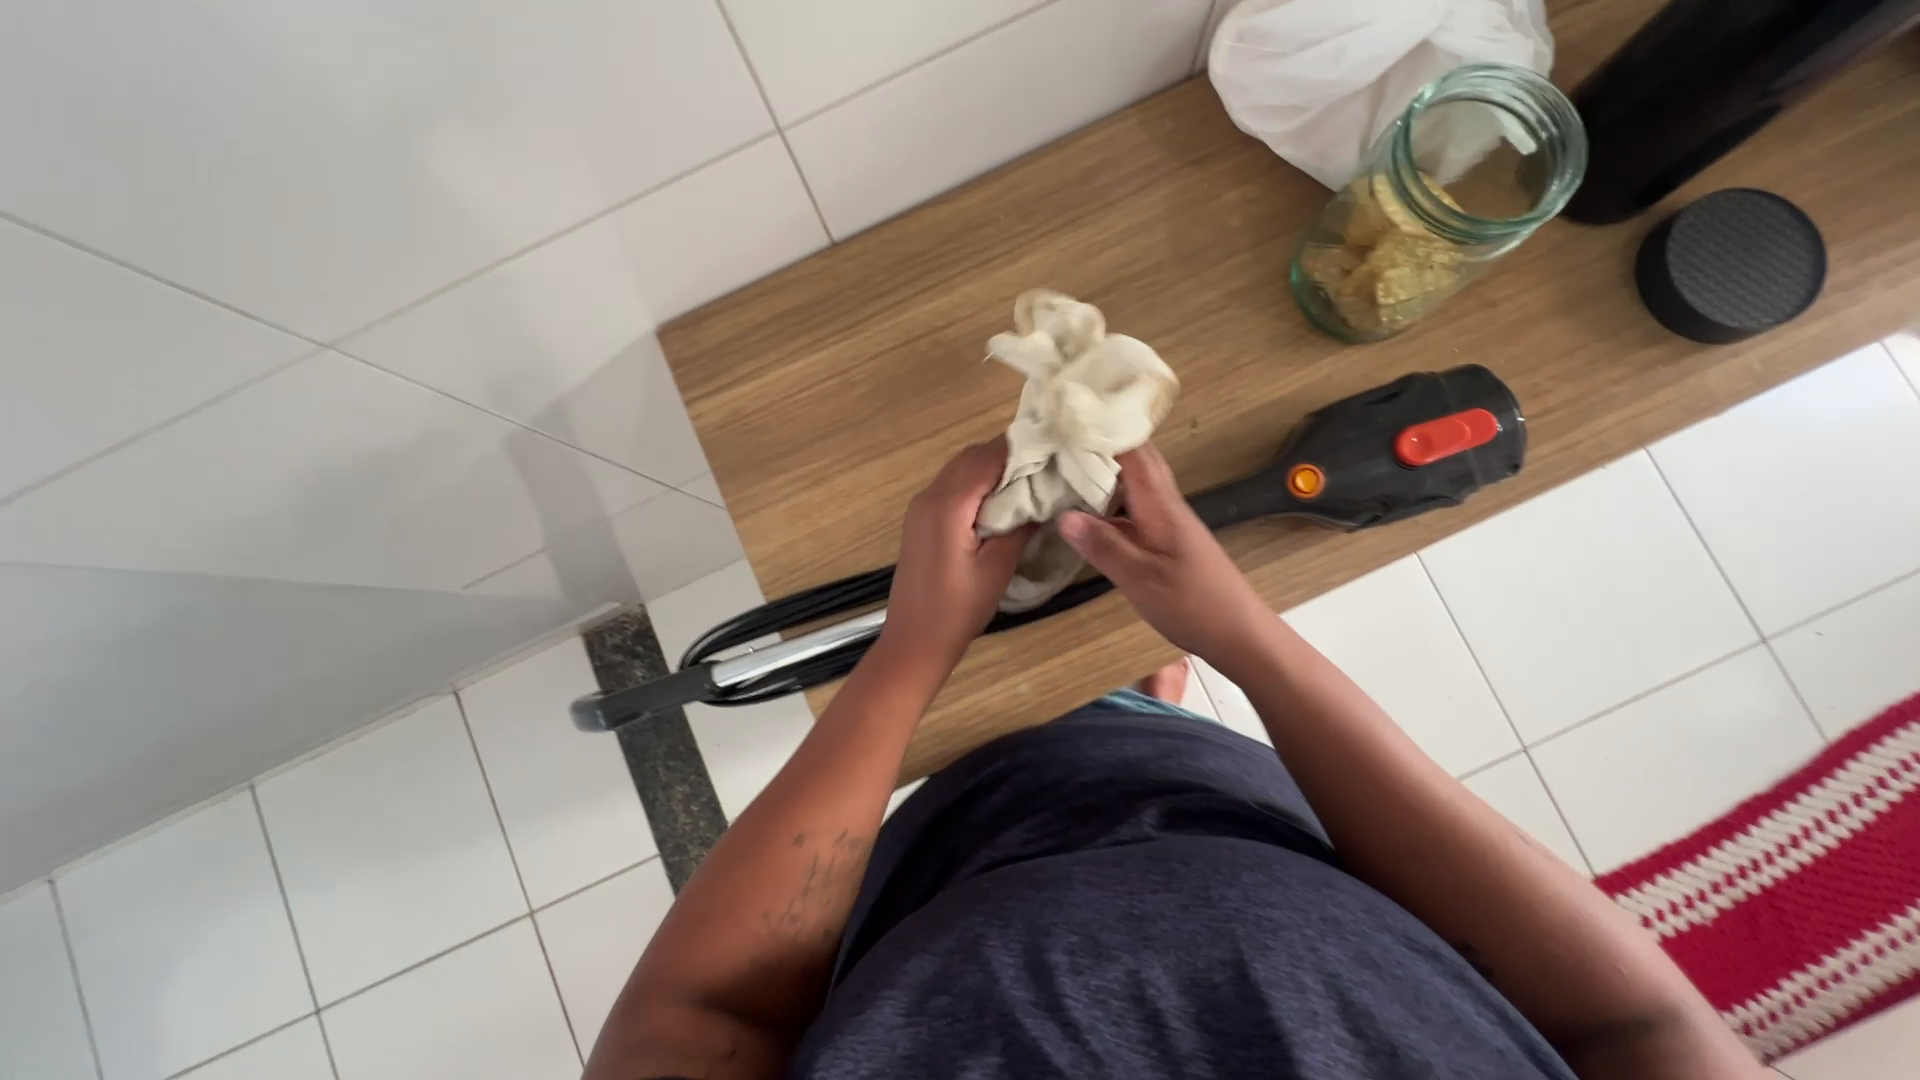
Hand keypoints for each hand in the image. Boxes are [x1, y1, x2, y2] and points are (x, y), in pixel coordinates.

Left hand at [879, 439, 1030, 673]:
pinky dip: (976, 484)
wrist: (914, 640)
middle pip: (971, 456)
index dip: (1021, 447)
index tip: (1056, 445)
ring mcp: (920, 507)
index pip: (987, 456)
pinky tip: (1002, 501)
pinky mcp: (920, 520)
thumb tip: (1045, 499)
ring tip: (1030, 480)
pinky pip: (951, 487)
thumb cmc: (958, 609)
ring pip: (960, 469)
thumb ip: (1019, 527)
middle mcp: (929, 496)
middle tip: (1048, 464)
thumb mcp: (997, 568)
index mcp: (948, 504)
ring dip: (991, 468)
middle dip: (1008, 454)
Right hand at [1058, 443, 1274, 667]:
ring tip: (1064, 463)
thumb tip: (1063, 516)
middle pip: (1136, 458)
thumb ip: (1103, 546)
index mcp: (1160, 504)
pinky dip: (1108, 499)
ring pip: (1133, 482)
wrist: (1238, 633)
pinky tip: (1086, 511)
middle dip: (1103, 440)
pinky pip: (1132, 506)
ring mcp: (1167, 521)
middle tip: (1061, 432)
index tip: (1069, 413)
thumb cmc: (1192, 604)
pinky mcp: (1166, 539)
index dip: (1104, 427)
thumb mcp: (1140, 578)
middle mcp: (1165, 504)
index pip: (1133, 450)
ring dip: (1104, 468)